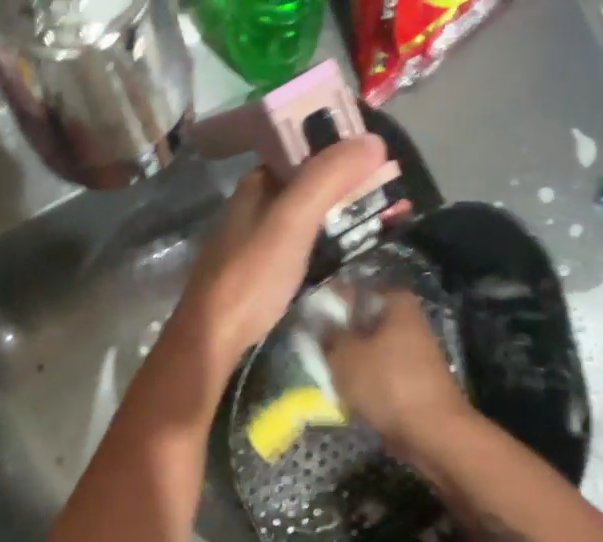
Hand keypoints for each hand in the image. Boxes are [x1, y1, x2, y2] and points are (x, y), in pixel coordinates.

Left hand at [168, 137, 389, 370]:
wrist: (212, 339)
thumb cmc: (251, 277)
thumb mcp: (292, 221)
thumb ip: (328, 179)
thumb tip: (374, 141)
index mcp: (257, 184)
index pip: (302, 148)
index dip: (340, 145)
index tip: (380, 152)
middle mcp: (254, 207)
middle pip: (307, 184)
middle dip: (346, 183)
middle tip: (390, 190)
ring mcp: (255, 243)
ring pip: (305, 217)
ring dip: (339, 215)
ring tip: (382, 218)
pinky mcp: (260, 276)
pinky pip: (302, 247)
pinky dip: (326, 244)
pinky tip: (345, 253)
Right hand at [325, 290, 473, 455]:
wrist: (428, 430)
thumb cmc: (386, 383)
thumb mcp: (344, 355)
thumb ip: (330, 336)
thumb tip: (322, 325)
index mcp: (399, 305)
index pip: (364, 290)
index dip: (339, 300)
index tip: (316, 316)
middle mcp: (412, 325)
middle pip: (369, 324)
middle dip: (344, 336)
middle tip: (318, 349)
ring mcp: (416, 357)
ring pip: (374, 353)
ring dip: (354, 364)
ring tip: (329, 376)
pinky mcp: (415, 385)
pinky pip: (382, 378)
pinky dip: (366, 386)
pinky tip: (348, 397)